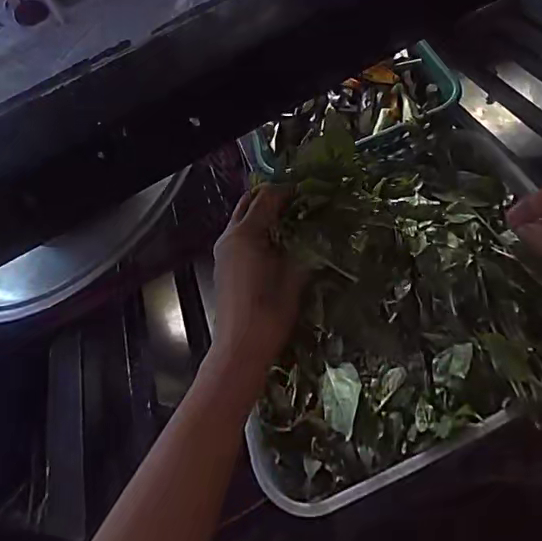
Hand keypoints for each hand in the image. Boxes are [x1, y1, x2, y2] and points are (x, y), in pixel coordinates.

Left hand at [210, 186, 308, 374]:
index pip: (266, 198)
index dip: (288, 191)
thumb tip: (317, 233)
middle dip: (271, 196)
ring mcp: (224, 251)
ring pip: (242, 218)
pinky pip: (240, 235)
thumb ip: (304, 248)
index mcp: (246, 233)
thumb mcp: (294, 276)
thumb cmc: (269, 312)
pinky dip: (256, 229)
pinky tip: (277, 240)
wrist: (241, 349)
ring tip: (291, 218)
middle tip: (297, 200)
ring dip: (262, 212)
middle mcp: (230, 236)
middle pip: (248, 202)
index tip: (308, 191)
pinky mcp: (224, 265)